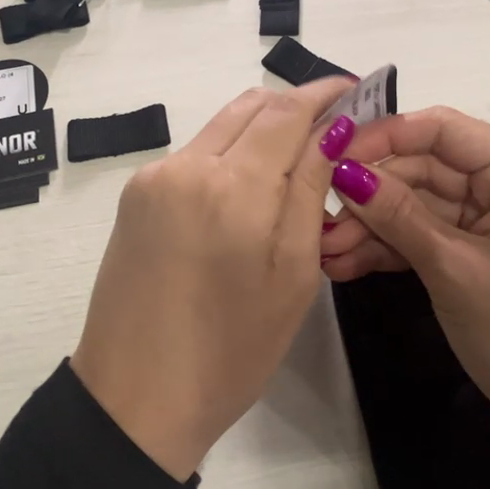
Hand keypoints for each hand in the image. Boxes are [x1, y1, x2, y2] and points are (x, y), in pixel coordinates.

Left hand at [71, 79, 357, 480]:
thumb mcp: (292, 274)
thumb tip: (332, 128)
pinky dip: (230, 155)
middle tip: (333, 128)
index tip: (355, 90)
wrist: (135, 398)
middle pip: (251, 106)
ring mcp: (156, 177)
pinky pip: (196, 153)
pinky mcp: (136, 193)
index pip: (287, 111)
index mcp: (234, 187)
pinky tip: (249, 192)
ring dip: (262, 129)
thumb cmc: (232, 350)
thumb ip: (310, 190)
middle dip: (295, 106)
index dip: (325, 93)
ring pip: (222, 125)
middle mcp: (188, 166)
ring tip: (297, 160)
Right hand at [319, 107, 489, 488]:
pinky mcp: (481, 252)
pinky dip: (391, 249)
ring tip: (324, 252)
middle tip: (316, 220)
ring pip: (419, 204)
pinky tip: (346, 264)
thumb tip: (342, 169)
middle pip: (424, 167)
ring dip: (372, 226)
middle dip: (370, 194)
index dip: (382, 137)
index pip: (441, 128)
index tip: (331, 157)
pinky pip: (429, 235)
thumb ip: (398, 215)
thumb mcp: (456, 270)